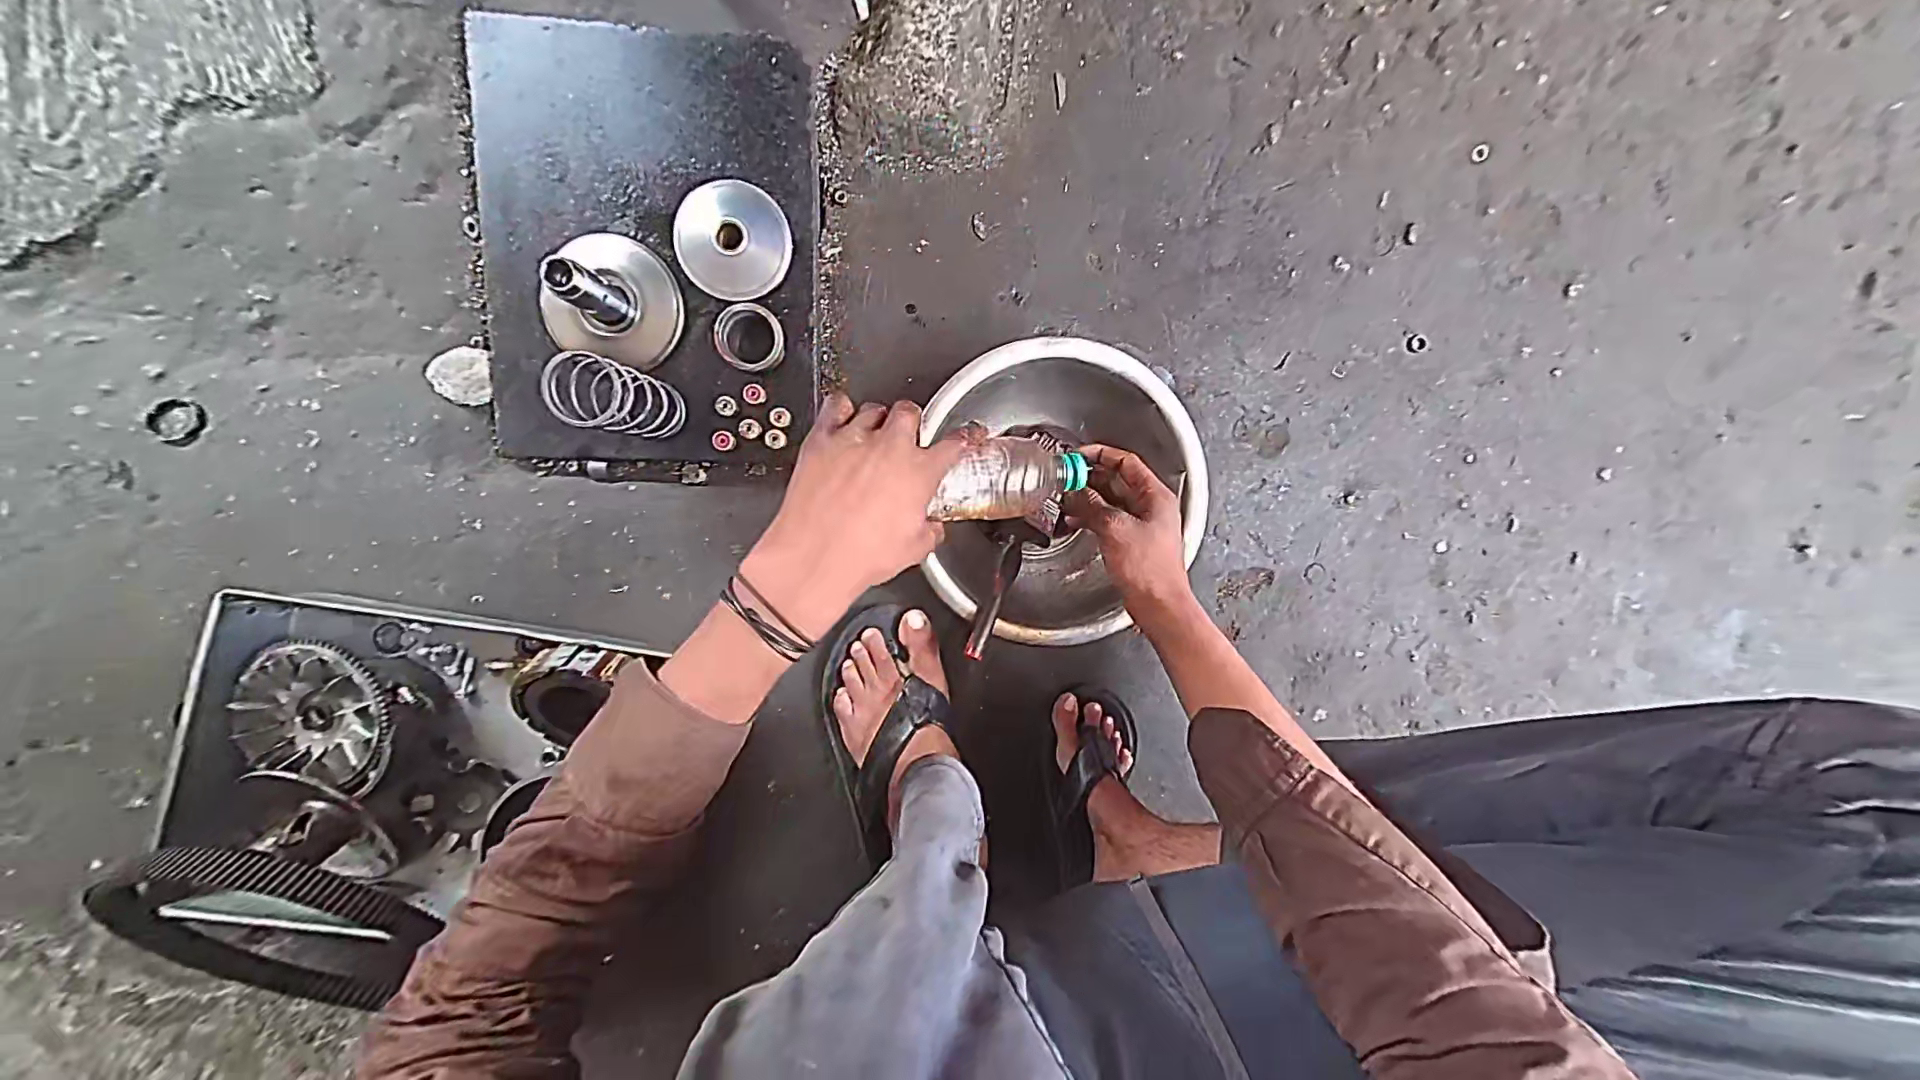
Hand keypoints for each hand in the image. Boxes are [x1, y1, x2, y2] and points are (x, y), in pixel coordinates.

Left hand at [739, 393, 968, 636]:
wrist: (815, 556)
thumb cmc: (861, 554)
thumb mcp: (914, 550)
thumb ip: (930, 530)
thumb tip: (932, 528)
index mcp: (920, 471)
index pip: (954, 443)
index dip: (965, 437)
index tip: (965, 436)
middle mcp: (889, 447)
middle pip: (910, 412)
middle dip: (913, 422)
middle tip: (909, 437)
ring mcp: (854, 440)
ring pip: (874, 408)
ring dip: (879, 420)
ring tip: (875, 434)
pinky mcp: (822, 441)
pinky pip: (835, 407)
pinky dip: (842, 409)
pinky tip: (843, 418)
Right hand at [1064, 444, 1191, 612]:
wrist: (1158, 604)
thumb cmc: (1150, 570)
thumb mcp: (1115, 529)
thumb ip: (1092, 506)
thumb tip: (1075, 492)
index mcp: (1155, 496)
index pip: (1127, 462)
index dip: (1102, 455)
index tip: (1079, 455)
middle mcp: (1149, 507)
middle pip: (1116, 481)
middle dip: (1090, 477)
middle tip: (1067, 477)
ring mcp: (1140, 524)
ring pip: (1109, 501)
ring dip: (1087, 498)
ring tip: (1066, 498)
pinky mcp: (1130, 541)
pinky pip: (1106, 519)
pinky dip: (1090, 517)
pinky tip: (1074, 520)